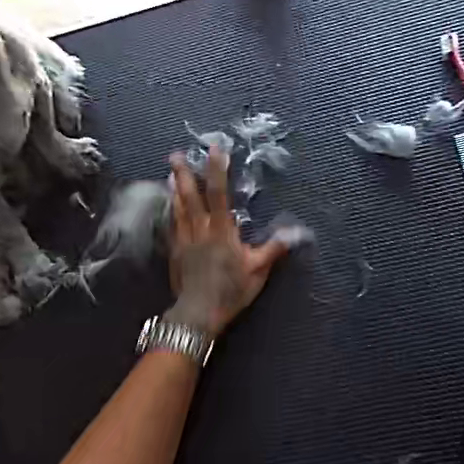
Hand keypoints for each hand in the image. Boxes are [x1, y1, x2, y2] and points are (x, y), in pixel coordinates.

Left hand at [165, 143, 290, 335]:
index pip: (218, 194)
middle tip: (176, 154)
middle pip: (190, 196)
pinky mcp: (174, 252)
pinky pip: (171, 226)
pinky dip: (170, 212)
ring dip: (175, 189)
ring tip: (170, 174)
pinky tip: (169, 206)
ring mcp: (184, 240)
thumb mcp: (257, 271)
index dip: (217, 170)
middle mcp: (199, 230)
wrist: (198, 313)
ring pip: (178, 208)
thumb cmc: (231, 291)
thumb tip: (294, 233)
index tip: (216, 150)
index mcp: (221, 231)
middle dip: (183, 173)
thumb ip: (273, 250)